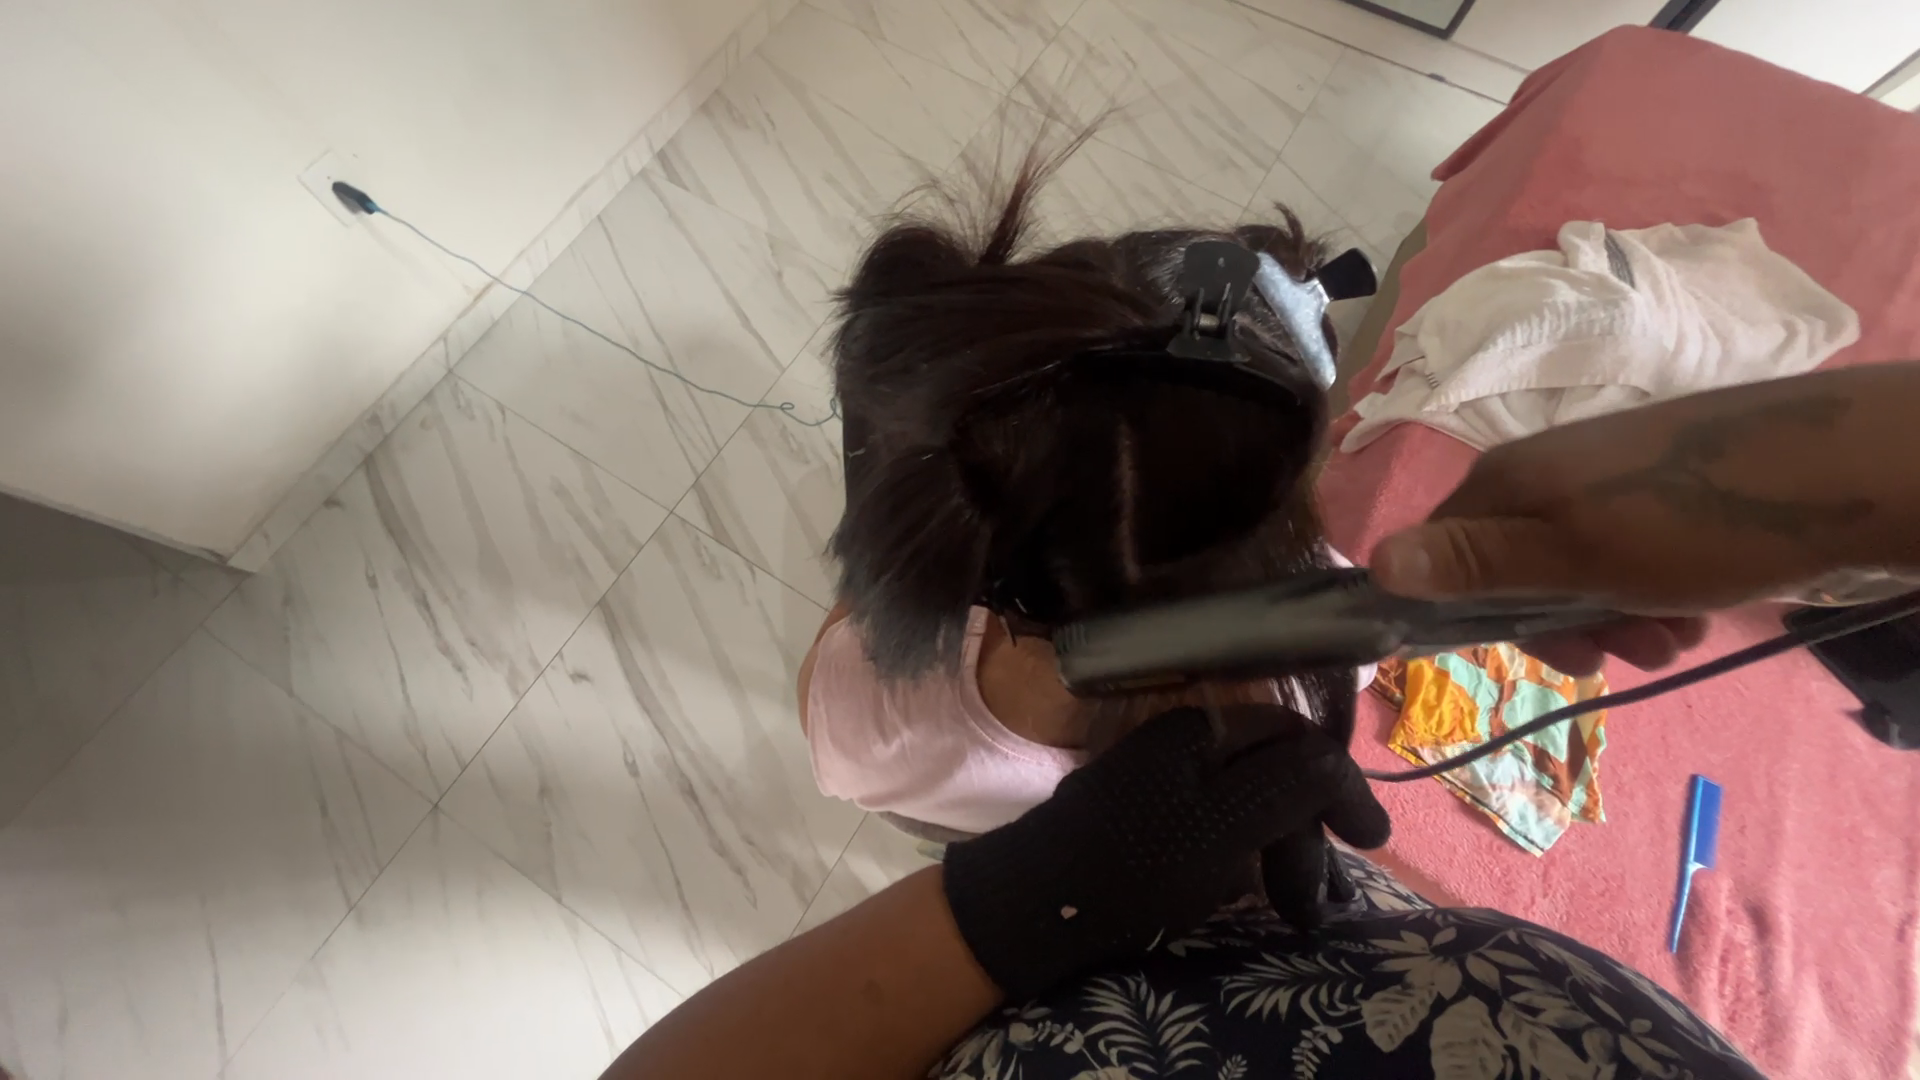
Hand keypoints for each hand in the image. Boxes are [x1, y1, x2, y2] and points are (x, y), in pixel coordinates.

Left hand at [942, 705, 1387, 1000]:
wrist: (1044, 898)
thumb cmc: (1139, 859)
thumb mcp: (1225, 822)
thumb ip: (1286, 783)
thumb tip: (1335, 762)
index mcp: (1201, 730)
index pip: (1292, 740)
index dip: (1338, 785)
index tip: (1369, 841)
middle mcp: (1185, 743)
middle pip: (1271, 775)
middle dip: (1306, 835)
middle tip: (1320, 902)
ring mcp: (1165, 777)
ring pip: (1246, 804)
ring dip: (1281, 853)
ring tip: (1297, 911)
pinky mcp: (1152, 812)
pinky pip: (1217, 824)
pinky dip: (1247, 857)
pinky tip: (1257, 893)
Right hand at [1364, 368, 1919, 673]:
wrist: (1864, 463)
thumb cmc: (1698, 523)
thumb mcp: (1573, 558)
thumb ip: (1471, 562)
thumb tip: (1370, 562)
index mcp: (1503, 482)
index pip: (1439, 555)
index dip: (1470, 611)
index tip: (1531, 650)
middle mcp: (1537, 470)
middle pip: (1506, 564)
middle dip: (1555, 621)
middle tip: (1616, 656)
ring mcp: (1597, 471)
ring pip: (1567, 561)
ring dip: (1608, 613)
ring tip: (1672, 637)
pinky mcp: (1650, 478)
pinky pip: (1617, 545)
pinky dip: (1645, 586)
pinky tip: (1693, 607)